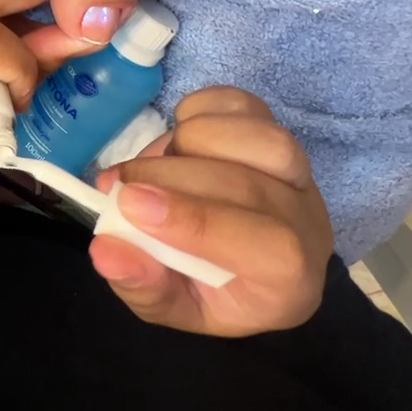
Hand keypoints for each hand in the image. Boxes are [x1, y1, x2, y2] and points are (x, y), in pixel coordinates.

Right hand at [89, 87, 332, 336]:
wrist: (236, 255)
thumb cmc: (205, 285)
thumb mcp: (169, 305)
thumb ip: (141, 285)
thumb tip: (105, 251)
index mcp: (291, 279)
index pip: (270, 247)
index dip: (197, 220)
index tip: (129, 205)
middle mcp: (306, 221)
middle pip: (249, 186)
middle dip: (169, 177)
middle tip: (115, 185)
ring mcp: (295, 169)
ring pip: (259, 138)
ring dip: (190, 142)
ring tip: (157, 164)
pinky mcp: (270, 127)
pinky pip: (241, 105)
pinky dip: (198, 110)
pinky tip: (177, 139)